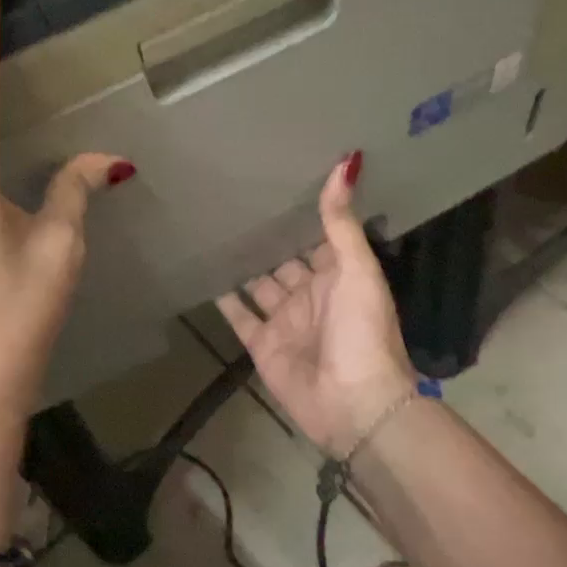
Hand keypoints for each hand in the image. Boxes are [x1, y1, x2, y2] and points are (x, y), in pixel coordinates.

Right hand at [216, 154, 418, 456]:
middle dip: (266, 236)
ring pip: (259, 284)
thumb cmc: (362, 332)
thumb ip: (341, 222)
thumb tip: (346, 161)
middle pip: (284, 259)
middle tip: (234, 200)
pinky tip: (204, 270)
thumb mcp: (357, 270)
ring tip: (214, 228)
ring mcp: (285, 320)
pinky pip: (238, 315)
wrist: (353, 404)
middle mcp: (311, 295)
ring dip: (243, 262)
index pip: (317, 238)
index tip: (276, 180)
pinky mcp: (262, 344)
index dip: (301, 214)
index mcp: (339, 276)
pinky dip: (223, 297)